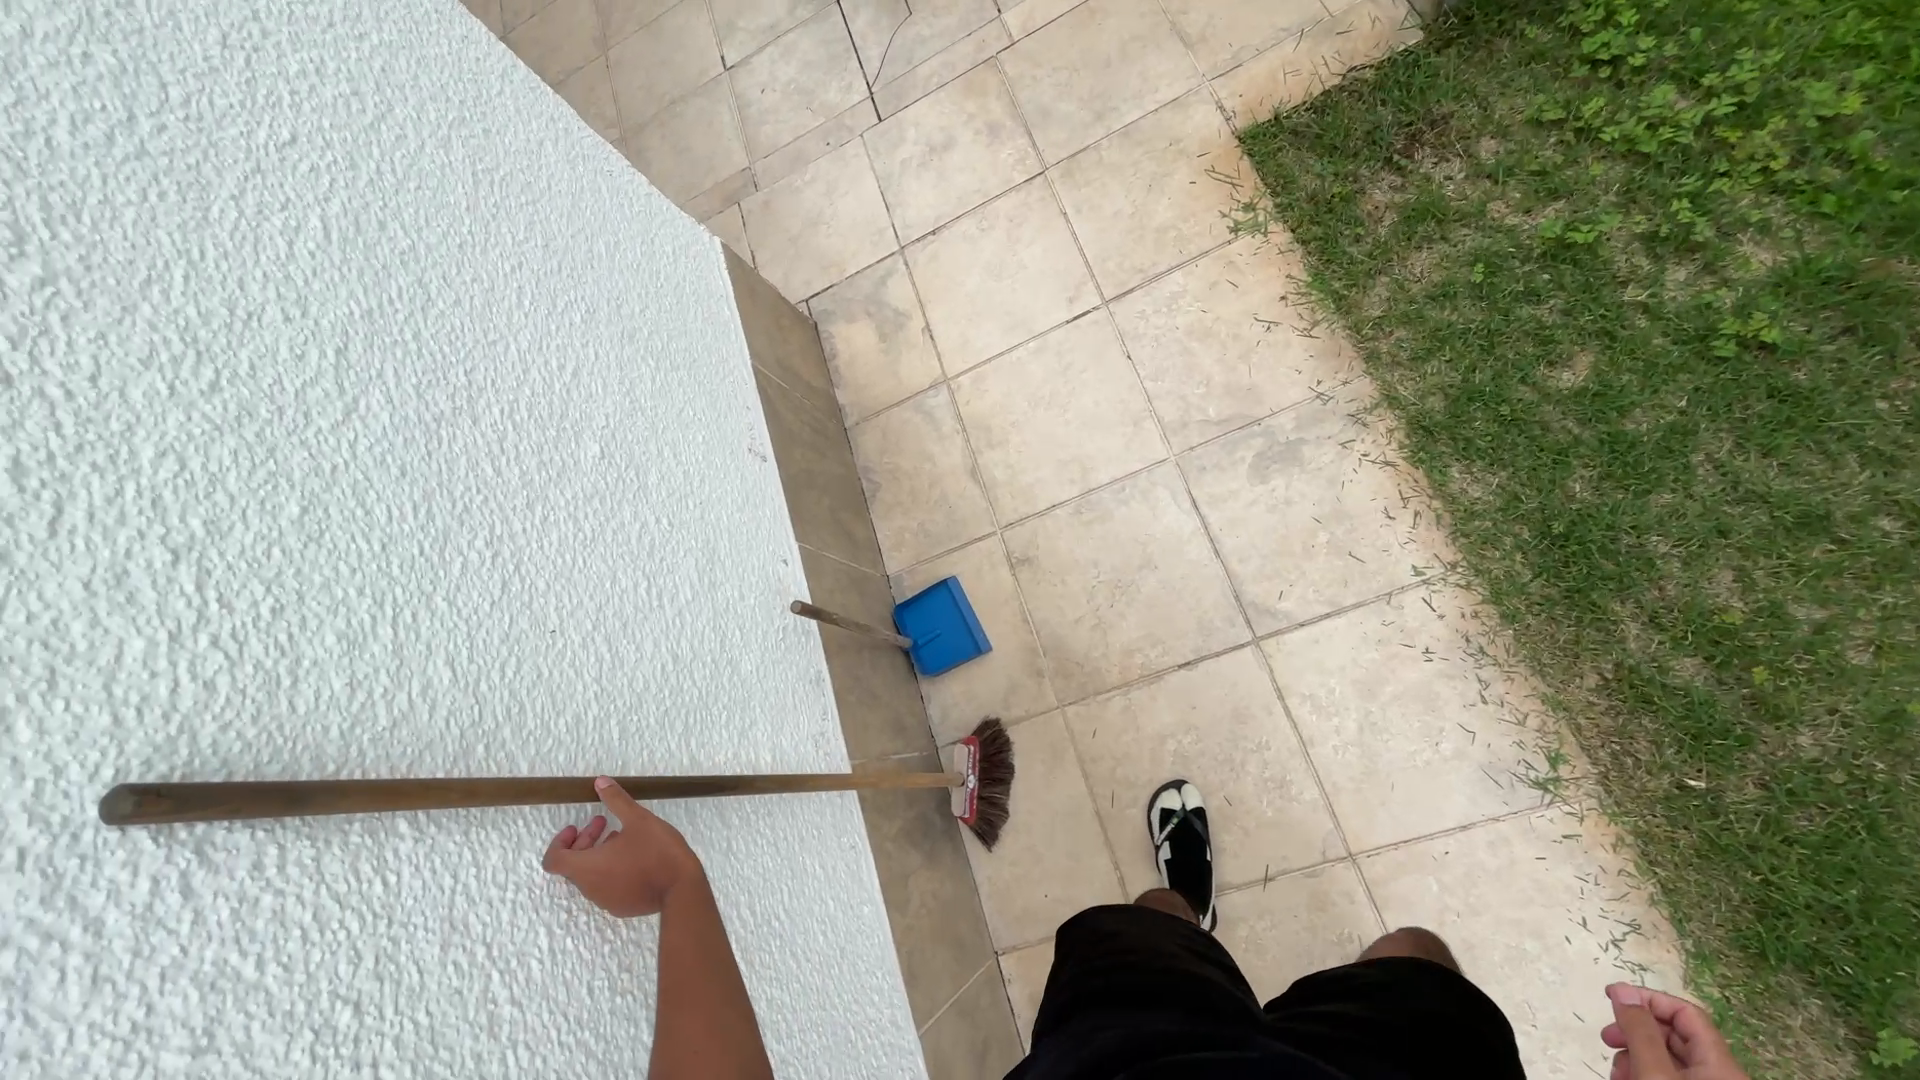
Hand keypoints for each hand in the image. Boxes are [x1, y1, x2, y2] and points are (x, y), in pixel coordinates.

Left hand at [542, 776, 701, 916]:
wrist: (682, 889)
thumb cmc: (657, 851)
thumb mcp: (639, 819)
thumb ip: (616, 800)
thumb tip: (599, 781)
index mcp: (587, 867)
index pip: (553, 860)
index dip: (559, 842)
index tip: (576, 826)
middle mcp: (590, 887)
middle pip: (573, 865)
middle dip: (584, 840)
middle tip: (603, 822)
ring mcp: (605, 900)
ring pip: (590, 875)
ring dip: (598, 854)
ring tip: (621, 837)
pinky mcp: (621, 907)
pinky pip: (606, 886)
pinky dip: (610, 870)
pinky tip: (634, 857)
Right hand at [1601, 983, 1748, 1079]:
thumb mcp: (1654, 1071)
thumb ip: (1640, 1031)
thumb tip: (1622, 989)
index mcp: (1719, 1061)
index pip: (1685, 1011)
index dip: (1647, 998)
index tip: (1611, 996)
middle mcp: (1719, 1072)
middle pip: (1674, 1034)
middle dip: (1634, 1030)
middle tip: (1608, 1037)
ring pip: (1667, 1057)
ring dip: (1634, 1053)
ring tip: (1617, 1068)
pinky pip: (1668, 1075)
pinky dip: (1643, 1070)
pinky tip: (1626, 1077)